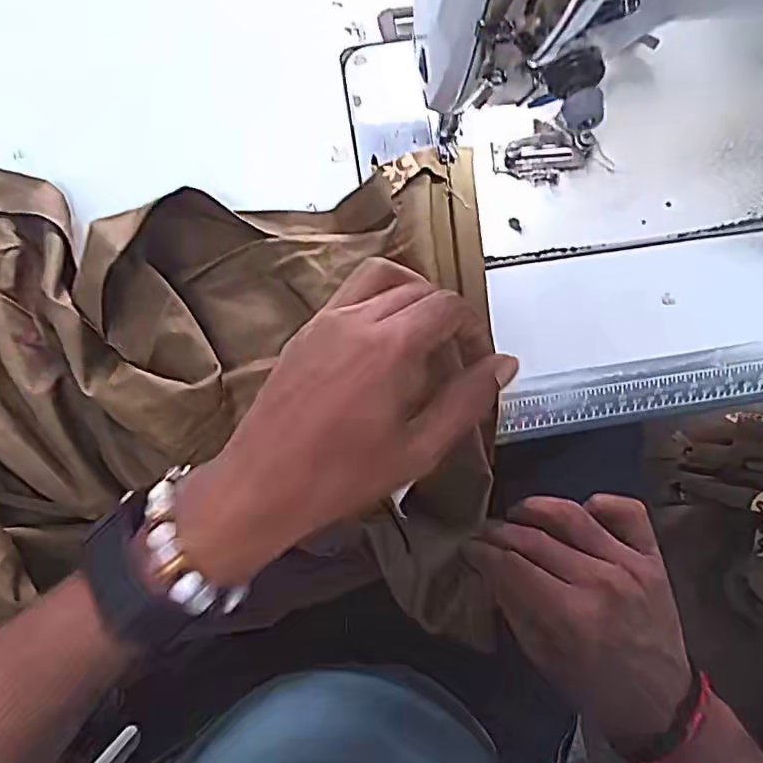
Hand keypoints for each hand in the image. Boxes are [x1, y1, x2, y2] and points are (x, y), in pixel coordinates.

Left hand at [177, 258, 517, 584]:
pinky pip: (348, 296)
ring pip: (379, 278)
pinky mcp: (303, 334)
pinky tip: (378, 348)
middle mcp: (354, 321)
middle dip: (446, 313)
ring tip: (420, 337)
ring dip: (410, 295)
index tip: (478, 357)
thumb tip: (501, 366)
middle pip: (417, 288)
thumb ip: (465, 401)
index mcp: (389, 346)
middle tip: (455, 354)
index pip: (447, 306)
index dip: (474, 327)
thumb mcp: (418, 449)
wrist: (262, 484)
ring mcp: (323, 323)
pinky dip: (375, 304)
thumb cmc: (337, 476)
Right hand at [468, 495, 692, 748]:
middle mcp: (601, 582)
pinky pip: (626, 512)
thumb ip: (513, 608)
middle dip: (499, 532)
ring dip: (536, 508)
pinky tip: (581, 515)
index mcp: (572, 616)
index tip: (469, 549)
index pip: (511, 565)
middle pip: (534, 537)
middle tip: (484, 534)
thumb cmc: (595, 688)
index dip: (482, 553)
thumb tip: (488, 568)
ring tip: (518, 516)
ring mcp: (631, 565)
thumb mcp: (542, 658)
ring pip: (572, 515)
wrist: (663, 705)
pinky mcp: (653, 557)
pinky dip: (600, 504)